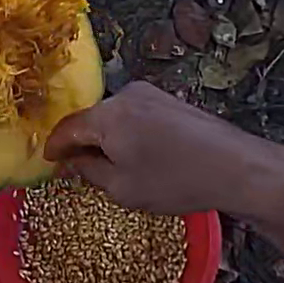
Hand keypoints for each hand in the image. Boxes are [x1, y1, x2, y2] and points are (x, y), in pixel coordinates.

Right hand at [43, 81, 282, 215]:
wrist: (236, 167)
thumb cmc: (174, 182)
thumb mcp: (122, 188)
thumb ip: (88, 171)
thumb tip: (70, 161)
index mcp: (107, 115)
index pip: (66, 128)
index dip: (54, 148)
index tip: (48, 165)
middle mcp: (125, 95)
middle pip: (90, 119)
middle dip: (81, 143)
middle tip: (77, 170)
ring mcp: (150, 94)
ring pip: (112, 116)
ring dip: (104, 139)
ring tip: (108, 166)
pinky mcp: (169, 100)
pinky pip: (133, 114)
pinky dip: (125, 133)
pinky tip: (135, 155)